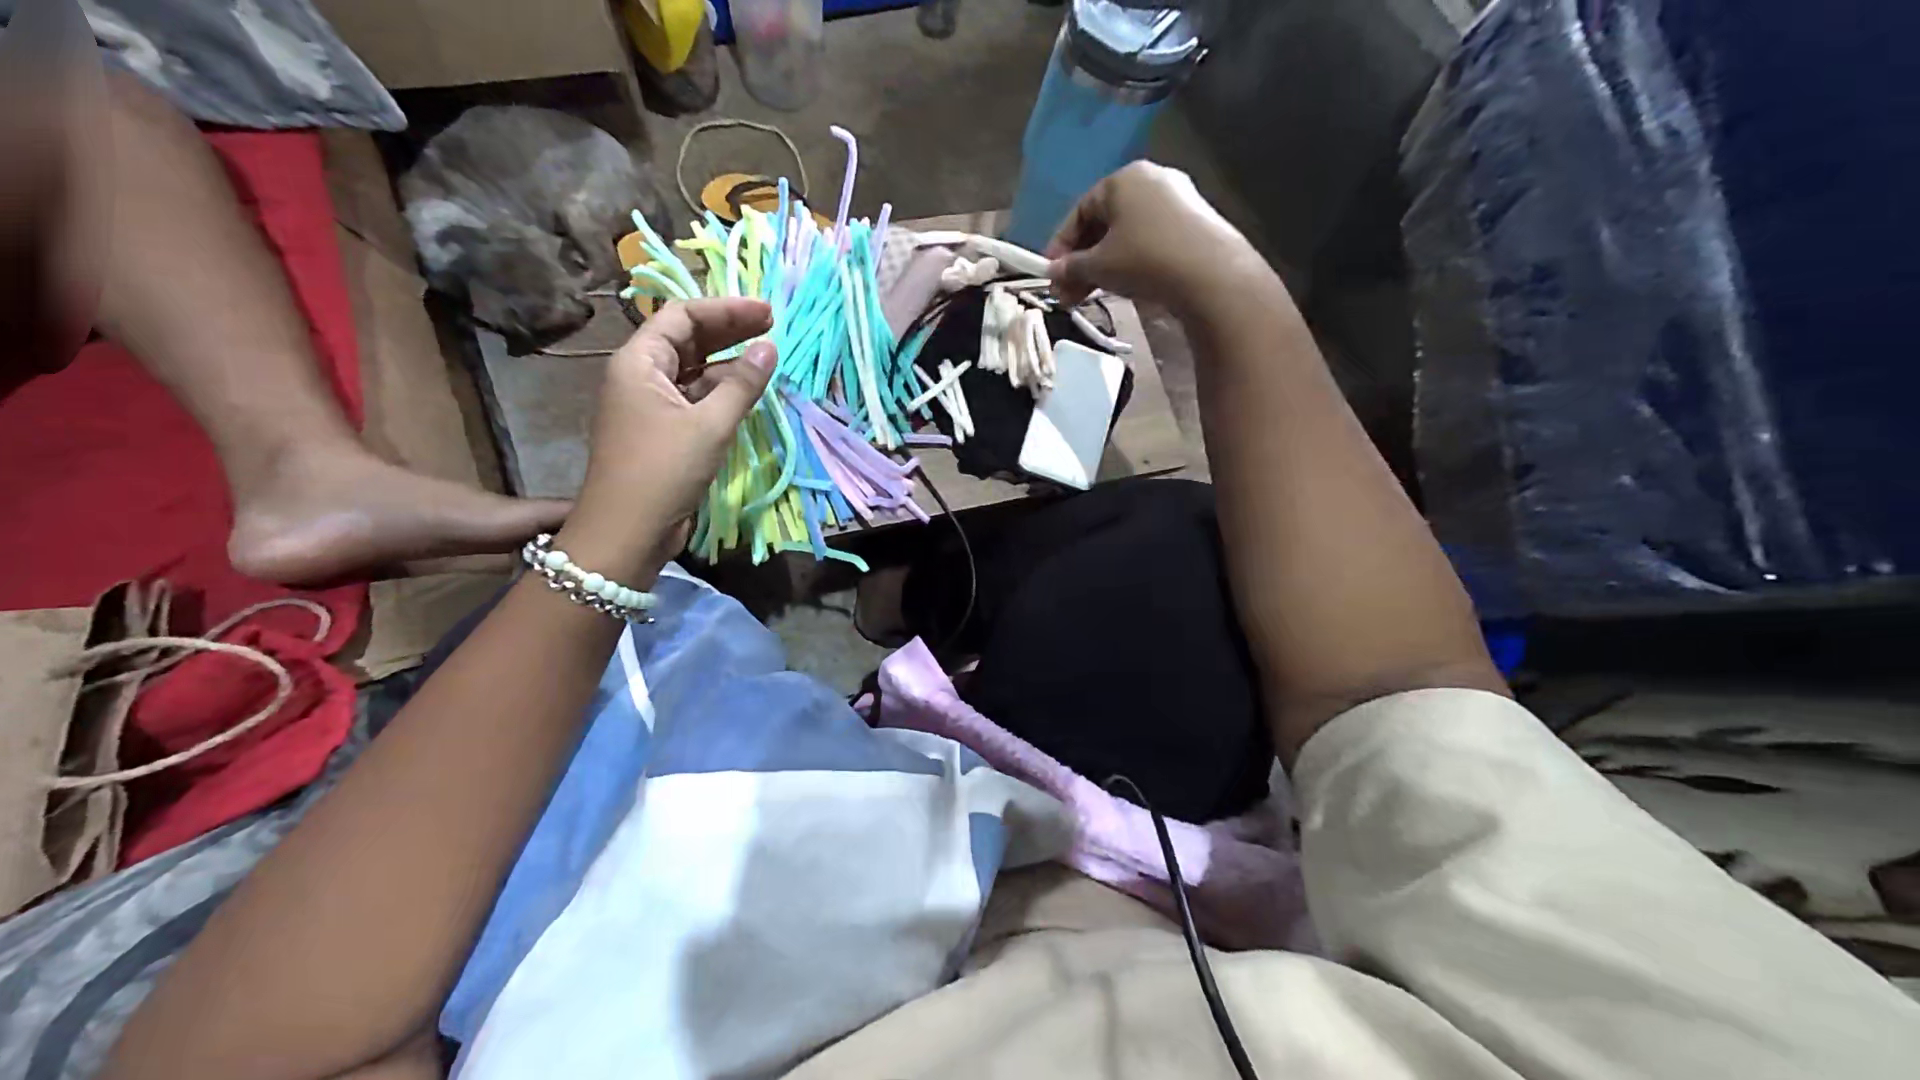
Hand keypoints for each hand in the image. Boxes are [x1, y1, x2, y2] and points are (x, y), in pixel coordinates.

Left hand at [558, 297, 775, 582]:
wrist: (627, 532)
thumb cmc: (662, 470)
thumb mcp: (709, 425)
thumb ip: (742, 384)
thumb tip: (770, 347)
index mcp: (639, 363)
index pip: (682, 316)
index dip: (726, 310)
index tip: (767, 313)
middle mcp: (640, 376)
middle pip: (687, 339)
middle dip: (729, 331)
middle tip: (773, 327)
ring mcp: (651, 405)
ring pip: (693, 371)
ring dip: (728, 363)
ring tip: (767, 359)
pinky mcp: (663, 432)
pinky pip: (695, 399)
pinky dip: (722, 393)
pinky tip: (749, 392)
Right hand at [1045, 162, 1260, 312]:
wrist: (1211, 275)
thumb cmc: (1145, 259)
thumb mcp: (1099, 266)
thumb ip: (1071, 268)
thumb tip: (1054, 273)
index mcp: (1123, 179)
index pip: (1080, 211)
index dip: (1061, 245)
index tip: (1050, 273)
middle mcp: (1150, 180)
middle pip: (1104, 223)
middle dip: (1081, 261)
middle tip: (1066, 293)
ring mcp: (1176, 200)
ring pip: (1126, 234)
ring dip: (1102, 266)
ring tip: (1087, 297)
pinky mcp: (1192, 224)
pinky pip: (1148, 240)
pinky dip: (1128, 261)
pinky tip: (1120, 286)